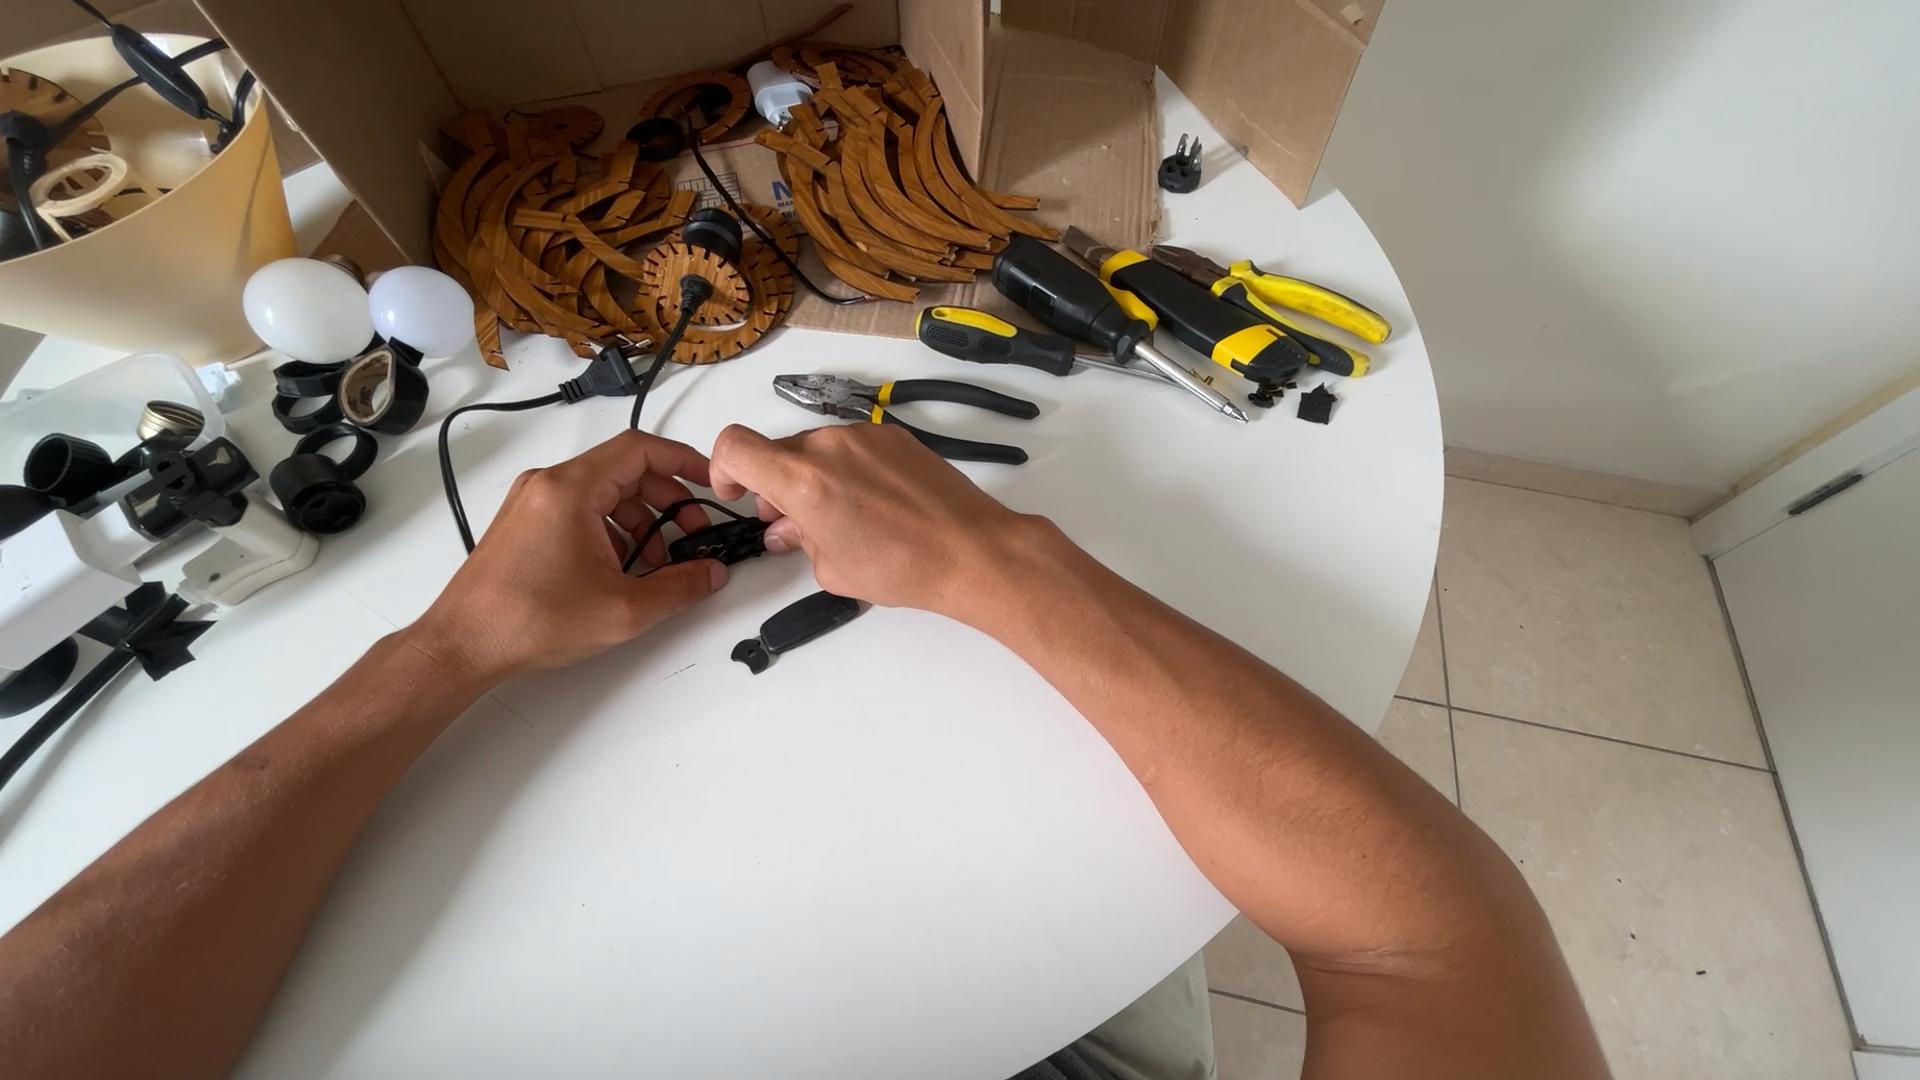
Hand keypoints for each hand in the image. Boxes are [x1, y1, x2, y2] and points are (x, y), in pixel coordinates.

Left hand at [409, 430, 726, 682]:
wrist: (462, 647)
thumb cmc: (525, 621)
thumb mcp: (624, 608)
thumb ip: (681, 587)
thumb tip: (712, 573)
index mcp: (570, 490)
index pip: (640, 449)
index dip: (684, 460)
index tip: (711, 479)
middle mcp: (549, 485)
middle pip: (628, 470)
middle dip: (670, 499)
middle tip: (695, 532)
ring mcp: (536, 503)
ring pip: (608, 491)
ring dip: (644, 519)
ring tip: (661, 561)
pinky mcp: (529, 523)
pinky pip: (586, 509)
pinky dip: (617, 529)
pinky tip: (627, 567)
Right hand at [708, 423, 1036, 617]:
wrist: (970, 550)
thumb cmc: (907, 565)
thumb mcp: (834, 568)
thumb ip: (798, 541)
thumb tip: (789, 530)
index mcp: (804, 479)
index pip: (734, 446)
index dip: (722, 469)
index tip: (737, 492)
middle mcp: (831, 447)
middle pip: (778, 451)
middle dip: (775, 485)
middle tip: (792, 522)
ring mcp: (866, 437)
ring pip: (816, 449)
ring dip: (813, 478)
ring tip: (839, 518)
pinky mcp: (894, 437)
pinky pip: (852, 447)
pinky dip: (847, 470)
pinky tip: (871, 504)